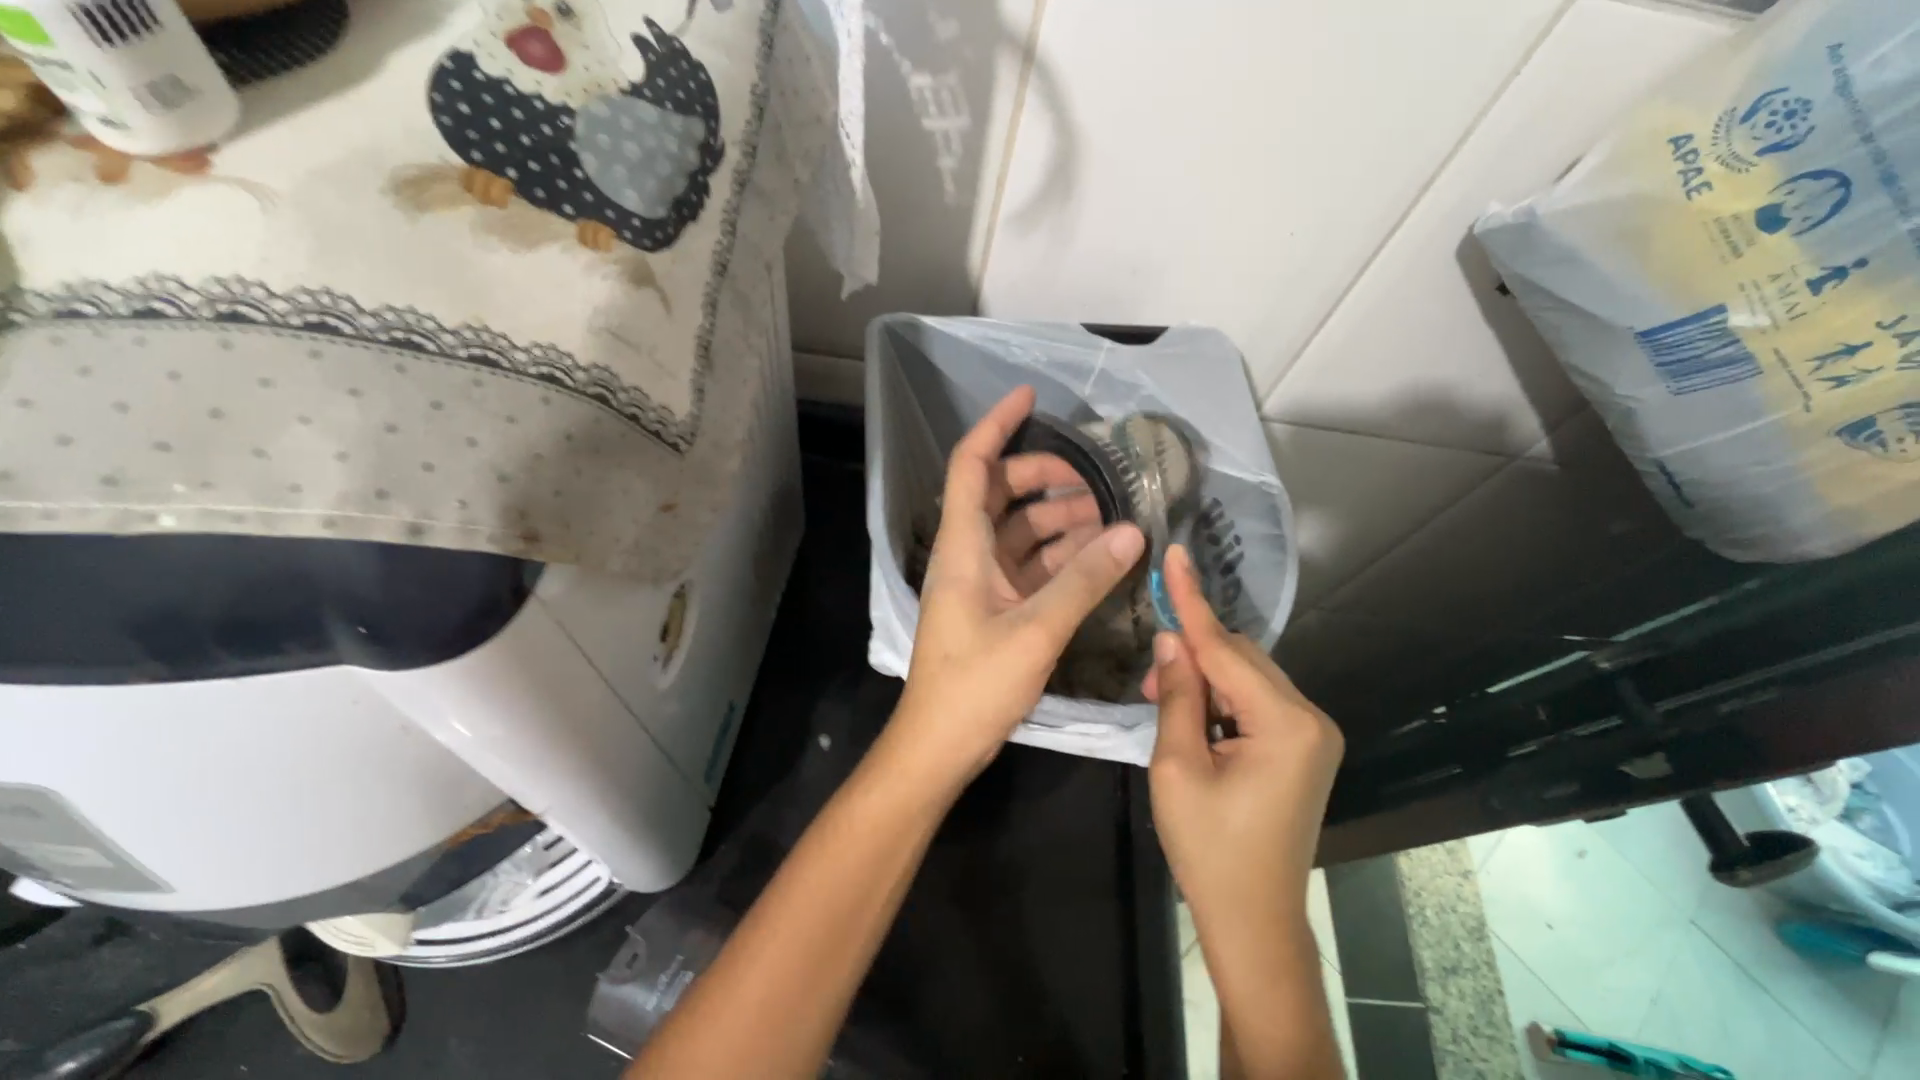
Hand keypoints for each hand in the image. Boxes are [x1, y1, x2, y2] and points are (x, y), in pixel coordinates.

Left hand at [890, 386, 1145, 787]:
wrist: (940, 746)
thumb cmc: (974, 686)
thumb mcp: (1034, 631)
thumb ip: (1083, 581)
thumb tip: (1130, 533)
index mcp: (962, 548)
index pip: (972, 466)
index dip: (996, 424)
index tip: (1031, 396)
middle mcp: (968, 556)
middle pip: (1001, 494)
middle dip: (1044, 479)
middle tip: (1094, 480)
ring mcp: (982, 584)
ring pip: (1021, 533)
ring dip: (1060, 521)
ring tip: (1109, 522)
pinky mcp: (996, 611)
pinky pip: (1030, 568)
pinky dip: (1061, 558)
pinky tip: (1098, 559)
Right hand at [1146, 545, 1343, 926]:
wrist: (1253, 917)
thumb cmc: (1208, 848)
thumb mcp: (1177, 768)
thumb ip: (1177, 695)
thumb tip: (1173, 640)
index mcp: (1286, 723)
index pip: (1227, 648)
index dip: (1193, 601)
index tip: (1177, 554)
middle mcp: (1312, 718)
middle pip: (1243, 660)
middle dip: (1194, 655)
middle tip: (1147, 676)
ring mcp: (1315, 734)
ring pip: (1249, 679)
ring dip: (1206, 680)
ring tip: (1163, 701)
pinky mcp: (1306, 749)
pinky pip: (1258, 703)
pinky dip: (1223, 701)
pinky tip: (1194, 718)